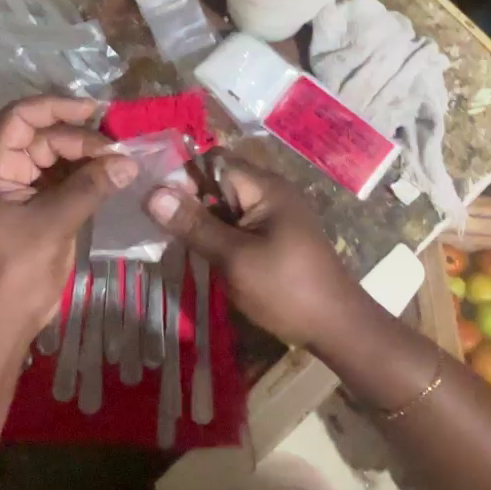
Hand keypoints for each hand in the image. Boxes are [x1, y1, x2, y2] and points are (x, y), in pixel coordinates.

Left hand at [0, 97, 136, 348]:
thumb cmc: (12, 272)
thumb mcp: (51, 225)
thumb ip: (89, 188)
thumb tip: (128, 162)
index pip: (20, 118)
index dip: (55, 107)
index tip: (95, 110)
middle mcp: (5, 174)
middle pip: (44, 139)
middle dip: (81, 139)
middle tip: (120, 152)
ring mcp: (22, 195)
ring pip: (58, 162)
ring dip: (88, 159)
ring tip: (124, 162)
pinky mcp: (39, 216)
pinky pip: (65, 186)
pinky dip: (88, 181)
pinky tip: (115, 181)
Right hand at [145, 157, 365, 348]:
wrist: (338, 328)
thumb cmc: (286, 288)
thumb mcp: (234, 257)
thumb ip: (194, 225)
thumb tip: (152, 194)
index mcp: (265, 187)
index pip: (214, 161)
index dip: (184, 176)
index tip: (158, 203)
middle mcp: (271, 193)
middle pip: (219, 181)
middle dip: (189, 198)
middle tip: (159, 225)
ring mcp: (275, 216)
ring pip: (226, 205)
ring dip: (202, 219)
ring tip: (173, 240)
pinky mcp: (276, 238)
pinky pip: (238, 224)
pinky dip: (218, 234)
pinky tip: (201, 254)